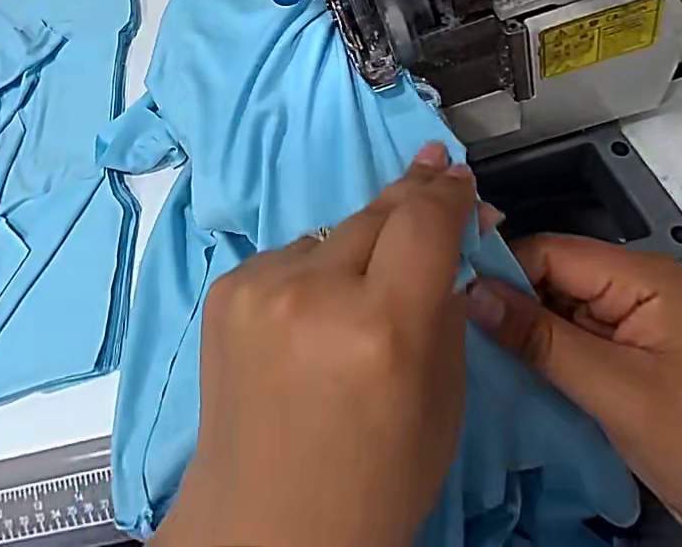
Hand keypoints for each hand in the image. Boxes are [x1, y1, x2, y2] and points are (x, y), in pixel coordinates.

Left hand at [155, 144, 476, 546]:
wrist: (268, 522)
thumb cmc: (375, 477)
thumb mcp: (441, 400)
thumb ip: (446, 307)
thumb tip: (451, 236)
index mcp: (379, 328)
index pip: (421, 224)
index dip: (445, 193)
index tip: (456, 173)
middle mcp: (313, 292)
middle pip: (373, 214)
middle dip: (407, 196)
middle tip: (429, 170)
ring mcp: (259, 285)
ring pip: (327, 236)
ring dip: (354, 248)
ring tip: (360, 290)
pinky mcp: (226, 288)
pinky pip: (287, 259)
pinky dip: (309, 273)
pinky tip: (311, 314)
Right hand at [465, 236, 681, 546]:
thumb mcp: (621, 394)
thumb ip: (541, 339)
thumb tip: (472, 293)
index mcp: (644, 276)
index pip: (546, 251)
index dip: (499, 271)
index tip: (454, 299)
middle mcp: (635, 287)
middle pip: (547, 276)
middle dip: (507, 303)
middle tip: (460, 331)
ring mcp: (631, 323)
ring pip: (552, 308)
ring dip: (522, 331)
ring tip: (478, 352)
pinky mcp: (627, 356)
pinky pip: (568, 339)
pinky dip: (541, 353)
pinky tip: (512, 369)